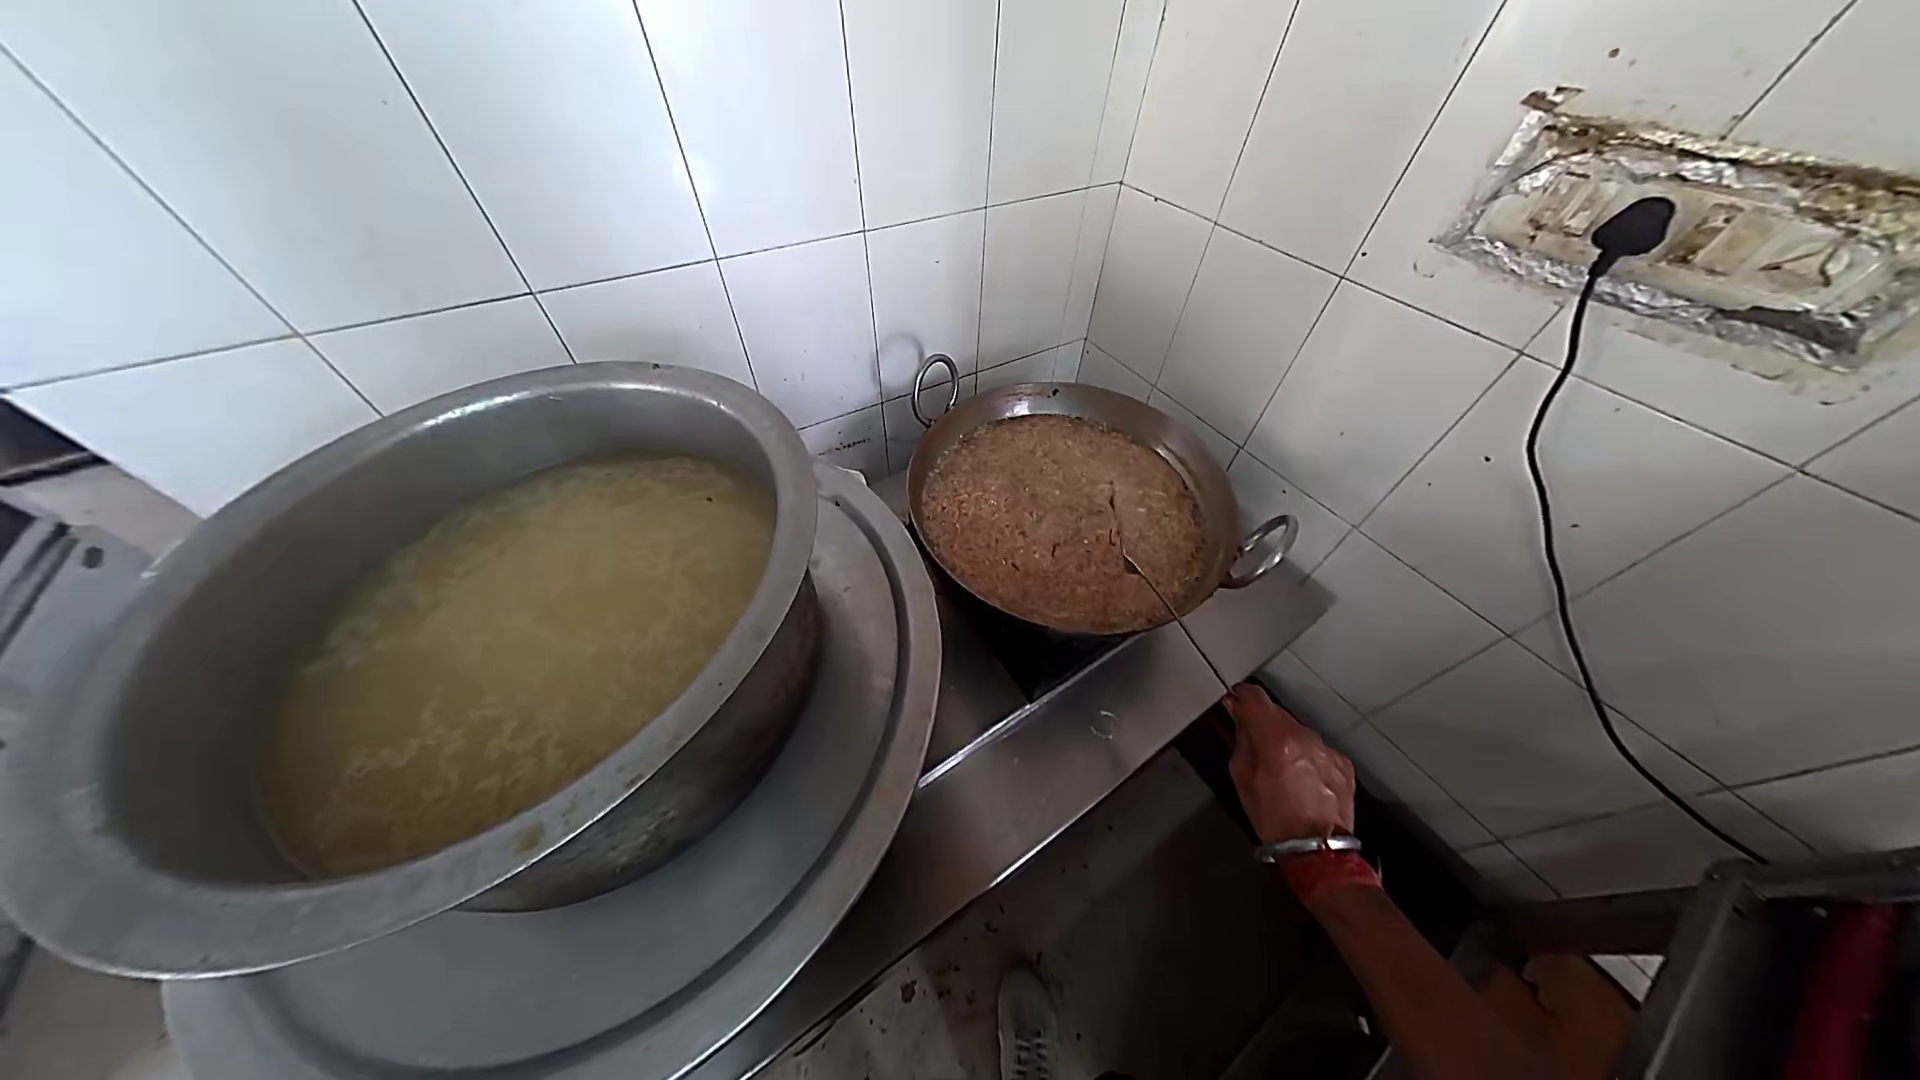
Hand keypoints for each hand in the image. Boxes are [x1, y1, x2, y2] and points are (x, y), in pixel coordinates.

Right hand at [1222, 682, 1355, 844]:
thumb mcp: (1242, 776)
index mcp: (1276, 739)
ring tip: (1278, 765)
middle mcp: (1305, 737)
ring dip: (1285, 739)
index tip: (1234, 699)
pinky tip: (1301, 777)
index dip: (1242, 695)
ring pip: (1297, 731)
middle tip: (1251, 739)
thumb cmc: (1272, 816)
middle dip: (1262, 721)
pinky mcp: (1342, 764)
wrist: (1317, 850)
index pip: (1256, 698)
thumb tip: (1240, 716)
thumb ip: (1242, 740)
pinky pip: (1316, 749)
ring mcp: (1327, 750)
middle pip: (1277, 714)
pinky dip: (1306, 755)